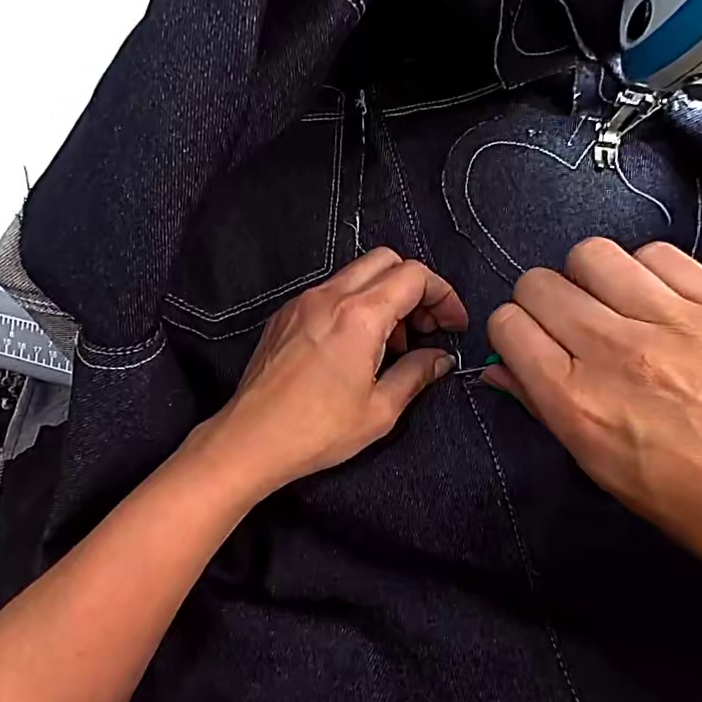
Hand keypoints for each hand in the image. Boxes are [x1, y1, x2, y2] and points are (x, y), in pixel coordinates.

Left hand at [186, 247, 466, 496]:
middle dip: (415, 287)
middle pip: (388, 260)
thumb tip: (440, 358)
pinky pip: (331, 291)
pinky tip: (355, 347)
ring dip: (385, 296)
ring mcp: (303, 301)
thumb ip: (417, 374)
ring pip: (358, 273)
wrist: (249, 440)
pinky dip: (355, 304)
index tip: (453, 324)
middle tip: (425, 327)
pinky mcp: (285, 314)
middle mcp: (330, 295)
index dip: (443, 295)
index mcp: (359, 314)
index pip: (414, 276)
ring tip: (391, 345)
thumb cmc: (316, 430)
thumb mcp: (380, 409)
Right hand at [482, 238, 701, 617]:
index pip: (509, 325)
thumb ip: (548, 409)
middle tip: (567, 321)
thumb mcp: (609, 474)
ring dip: (589, 276)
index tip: (528, 339)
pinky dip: (647, 270)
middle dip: (541, 299)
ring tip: (613, 303)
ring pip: (590, 254)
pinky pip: (659, 254)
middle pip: (539, 283)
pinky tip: (663, 299)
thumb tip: (507, 370)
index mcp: (580, 406)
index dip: (512, 329)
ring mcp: (674, 322)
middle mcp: (617, 355)